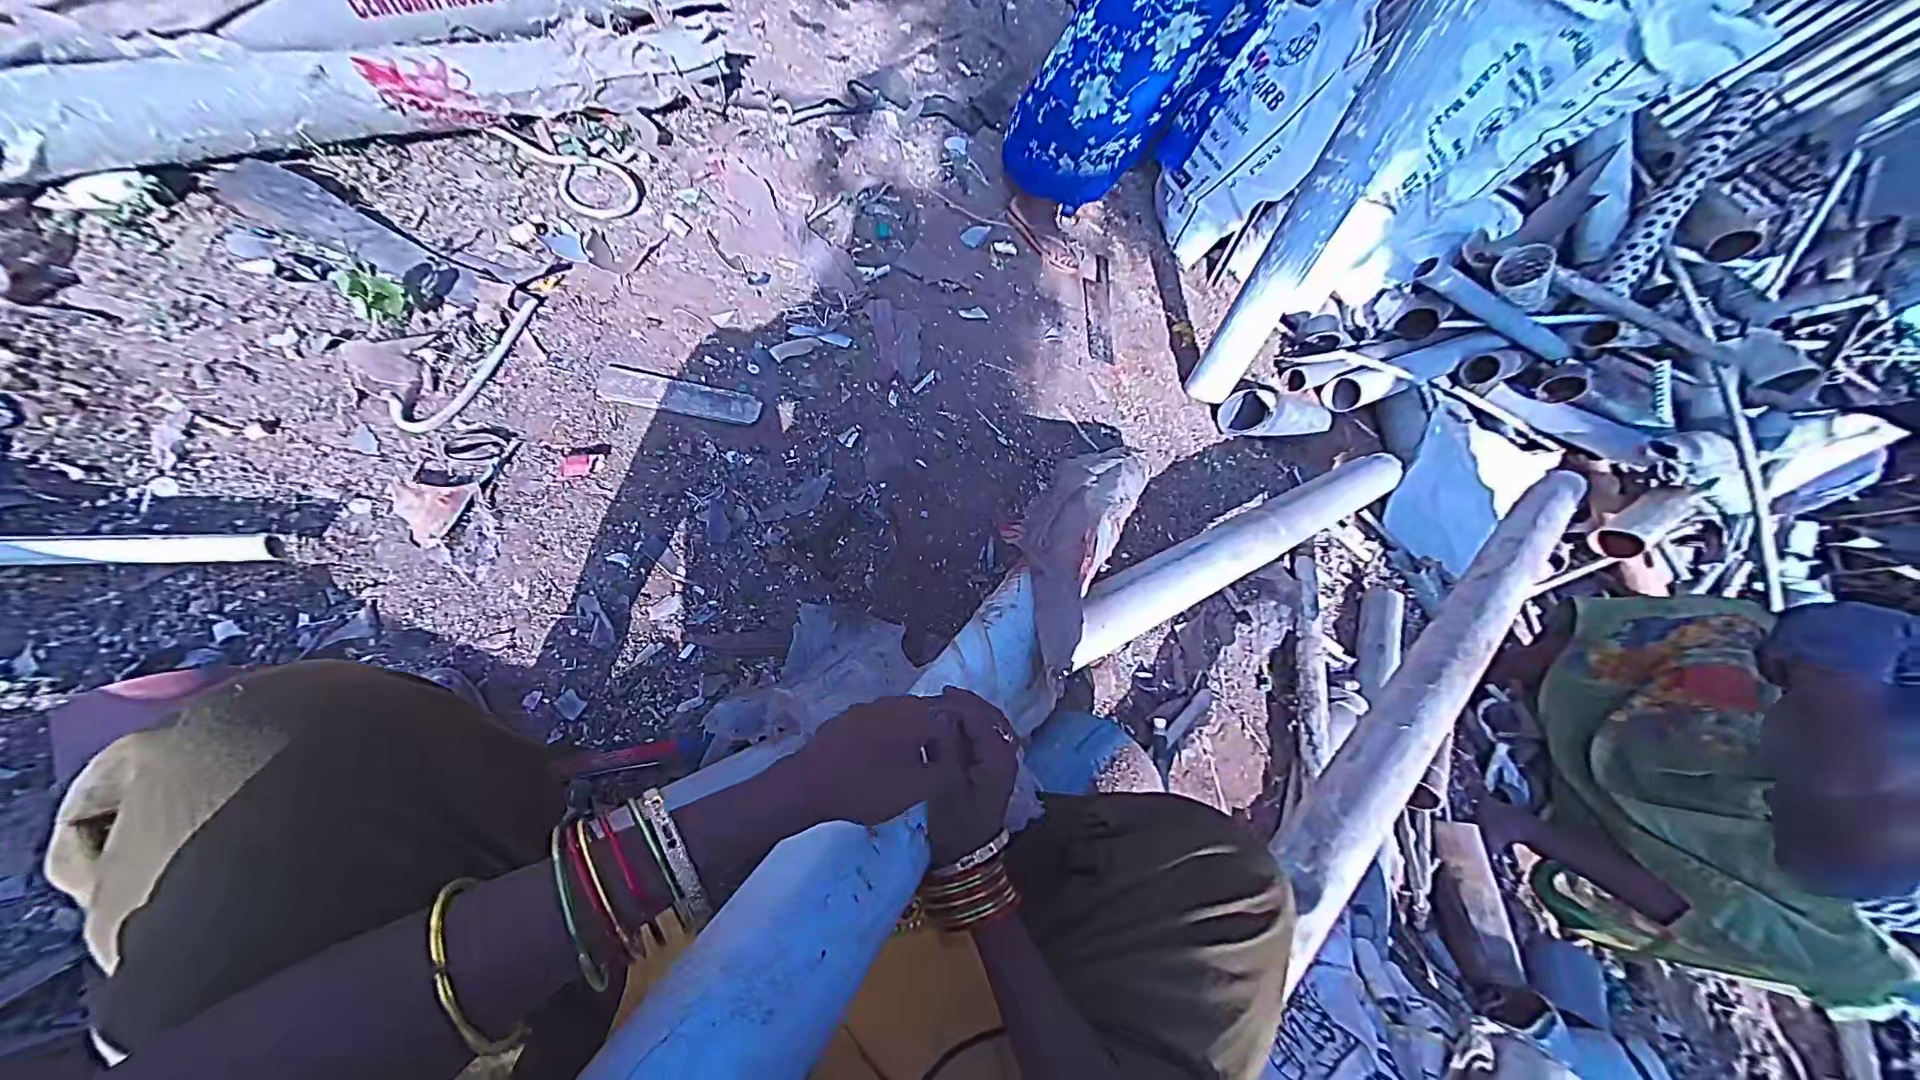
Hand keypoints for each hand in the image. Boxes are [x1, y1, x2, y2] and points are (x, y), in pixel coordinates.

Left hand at [789, 695, 953, 826]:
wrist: (808, 783)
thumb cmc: (868, 785)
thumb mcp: (917, 788)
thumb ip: (946, 772)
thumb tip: (960, 764)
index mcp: (918, 713)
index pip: (954, 718)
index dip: (958, 743)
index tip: (954, 767)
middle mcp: (895, 702)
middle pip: (929, 715)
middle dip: (937, 740)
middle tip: (935, 769)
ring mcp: (869, 707)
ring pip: (903, 719)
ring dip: (912, 740)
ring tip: (908, 769)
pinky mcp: (848, 717)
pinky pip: (880, 724)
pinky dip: (888, 740)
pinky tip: (878, 763)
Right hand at [926, 687, 1017, 866]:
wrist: (965, 858)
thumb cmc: (955, 824)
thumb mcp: (946, 784)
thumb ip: (946, 745)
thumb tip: (941, 714)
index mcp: (998, 756)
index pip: (981, 716)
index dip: (958, 703)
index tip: (935, 696)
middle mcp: (1004, 754)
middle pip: (990, 716)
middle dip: (966, 703)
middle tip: (940, 694)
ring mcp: (999, 762)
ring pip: (987, 724)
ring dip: (967, 712)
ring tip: (942, 705)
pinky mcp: (989, 769)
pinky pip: (981, 736)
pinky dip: (967, 726)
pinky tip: (948, 725)